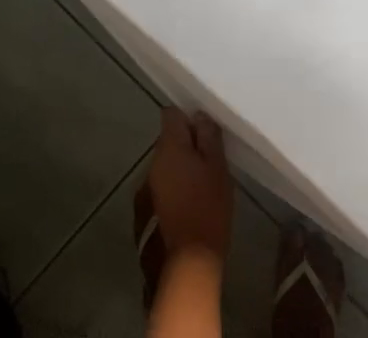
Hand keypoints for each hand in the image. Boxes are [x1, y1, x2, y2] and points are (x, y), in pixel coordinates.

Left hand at [148, 107, 232, 261]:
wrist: (191, 254)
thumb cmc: (209, 204)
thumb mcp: (217, 166)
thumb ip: (208, 137)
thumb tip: (199, 116)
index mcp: (169, 145)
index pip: (171, 114)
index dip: (188, 118)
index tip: (206, 131)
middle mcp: (154, 159)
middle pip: (168, 137)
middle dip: (188, 141)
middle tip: (212, 157)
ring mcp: (150, 181)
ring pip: (167, 159)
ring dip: (183, 162)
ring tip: (205, 178)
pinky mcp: (151, 201)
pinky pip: (165, 178)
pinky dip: (178, 180)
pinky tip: (194, 195)